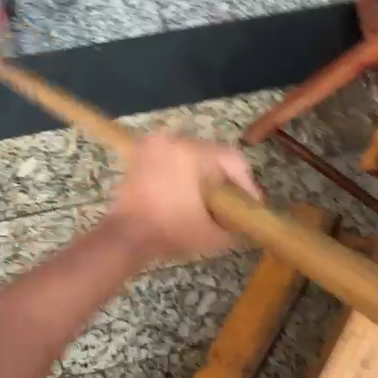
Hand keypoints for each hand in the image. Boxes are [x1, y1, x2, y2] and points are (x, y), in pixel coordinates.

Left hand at [105, 134, 261, 262]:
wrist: (126, 236)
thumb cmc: (171, 232)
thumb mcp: (215, 234)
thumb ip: (238, 224)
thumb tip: (247, 222)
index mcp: (193, 152)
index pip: (233, 159)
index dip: (247, 184)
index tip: (251, 206)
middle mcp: (173, 140)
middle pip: (212, 154)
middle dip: (224, 178)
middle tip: (233, 203)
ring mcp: (152, 145)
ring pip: (190, 155)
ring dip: (203, 174)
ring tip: (211, 199)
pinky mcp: (139, 155)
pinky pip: (170, 159)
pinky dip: (181, 172)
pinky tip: (187, 194)